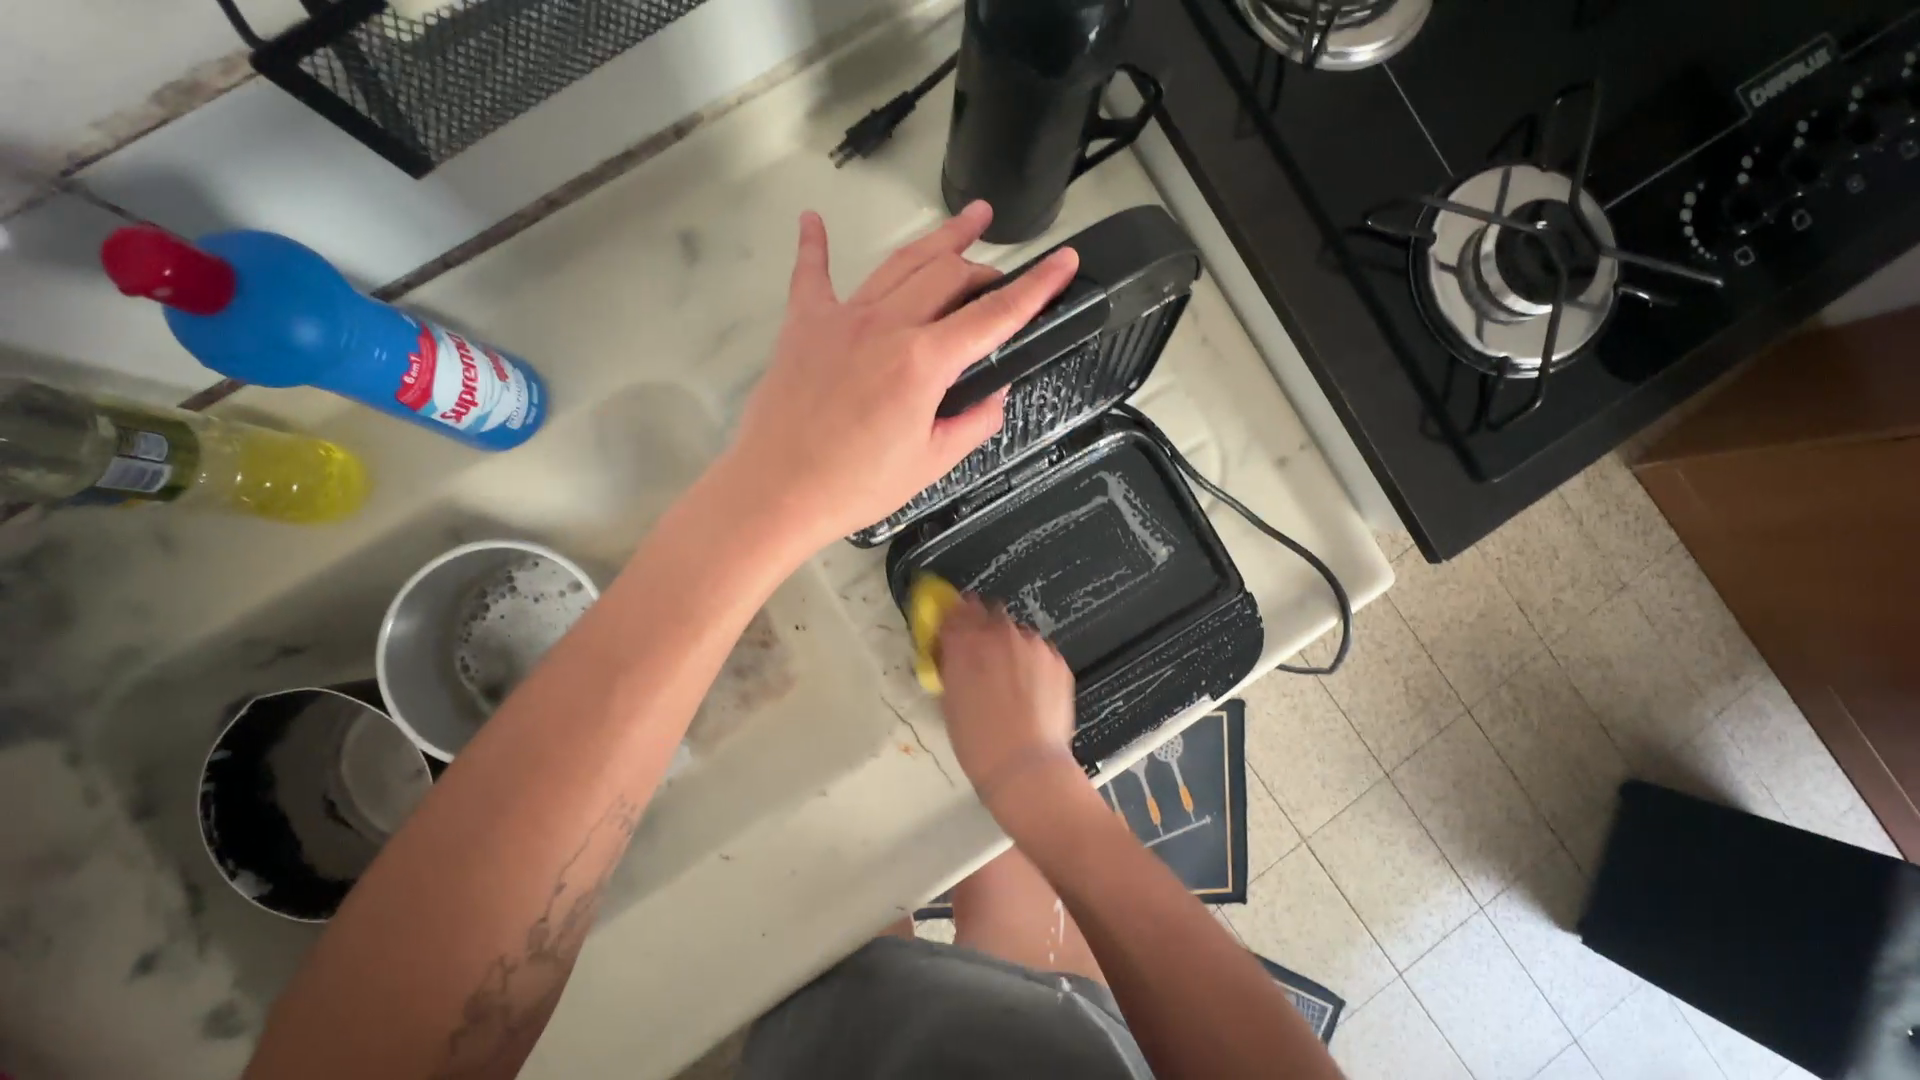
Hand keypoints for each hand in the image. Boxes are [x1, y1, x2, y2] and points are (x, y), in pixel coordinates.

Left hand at [720, 201, 1079, 548]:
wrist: (776, 492)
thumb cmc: (854, 486)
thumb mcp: (931, 464)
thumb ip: (972, 422)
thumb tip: (994, 394)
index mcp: (923, 362)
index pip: (994, 315)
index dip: (1037, 287)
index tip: (1064, 262)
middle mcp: (886, 326)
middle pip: (949, 274)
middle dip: (985, 269)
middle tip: (1001, 279)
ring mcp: (842, 318)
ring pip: (900, 263)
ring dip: (940, 239)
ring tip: (970, 217)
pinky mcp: (804, 325)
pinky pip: (812, 274)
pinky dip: (814, 245)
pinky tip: (813, 218)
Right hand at [937, 596, 1078, 809]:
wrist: (1026, 766)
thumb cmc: (978, 742)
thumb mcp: (950, 701)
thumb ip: (952, 666)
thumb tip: (953, 655)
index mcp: (965, 643)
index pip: (954, 612)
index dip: (953, 619)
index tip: (953, 630)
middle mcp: (999, 634)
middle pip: (988, 614)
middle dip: (983, 629)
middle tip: (981, 656)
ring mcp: (1032, 645)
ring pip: (1017, 633)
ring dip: (1010, 646)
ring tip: (1011, 680)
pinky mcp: (1057, 660)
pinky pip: (1040, 652)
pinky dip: (1033, 663)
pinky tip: (1031, 690)